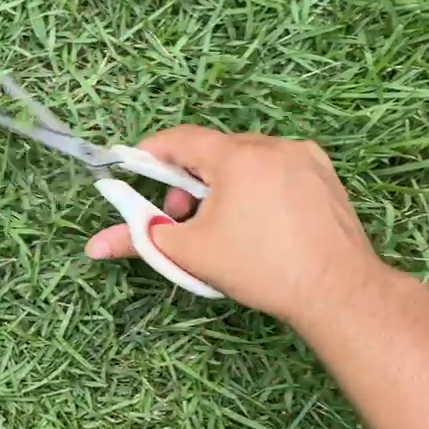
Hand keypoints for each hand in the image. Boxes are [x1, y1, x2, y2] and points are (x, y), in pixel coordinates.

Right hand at [83, 125, 392, 322]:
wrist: (336, 288)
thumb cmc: (257, 267)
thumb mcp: (186, 252)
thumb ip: (136, 240)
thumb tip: (93, 245)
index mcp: (238, 158)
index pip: (180, 140)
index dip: (149, 152)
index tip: (131, 168)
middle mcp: (273, 147)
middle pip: (212, 151)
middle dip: (184, 179)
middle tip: (177, 216)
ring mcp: (304, 158)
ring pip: (243, 160)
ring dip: (217, 184)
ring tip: (214, 224)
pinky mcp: (323, 176)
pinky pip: (272, 169)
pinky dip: (249, 187)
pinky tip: (249, 223)